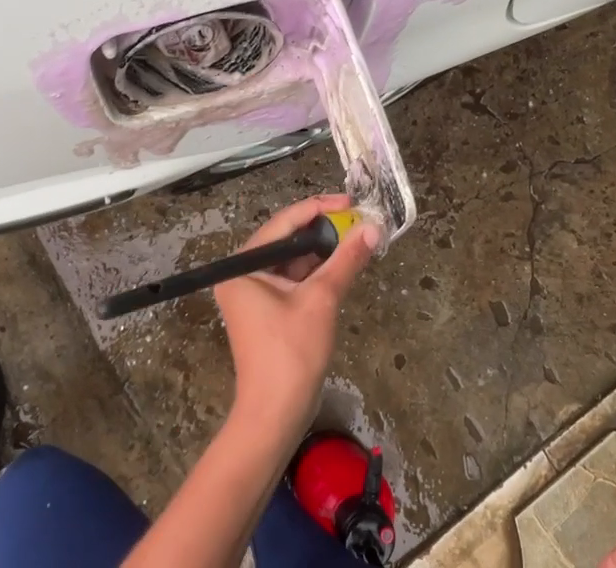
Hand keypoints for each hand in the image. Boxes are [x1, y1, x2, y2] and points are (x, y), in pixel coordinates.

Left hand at [213, 194, 379, 444]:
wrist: (276, 414)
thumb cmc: (291, 352)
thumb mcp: (322, 299)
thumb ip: (346, 260)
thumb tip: (373, 228)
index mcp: (243, 266)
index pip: (284, 222)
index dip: (319, 208)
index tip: (351, 202)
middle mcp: (242, 275)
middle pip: (287, 240)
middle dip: (324, 232)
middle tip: (359, 223)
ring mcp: (254, 295)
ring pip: (293, 261)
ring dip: (323, 254)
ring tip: (357, 243)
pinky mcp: (268, 312)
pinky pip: (294, 281)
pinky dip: (317, 274)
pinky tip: (343, 269)